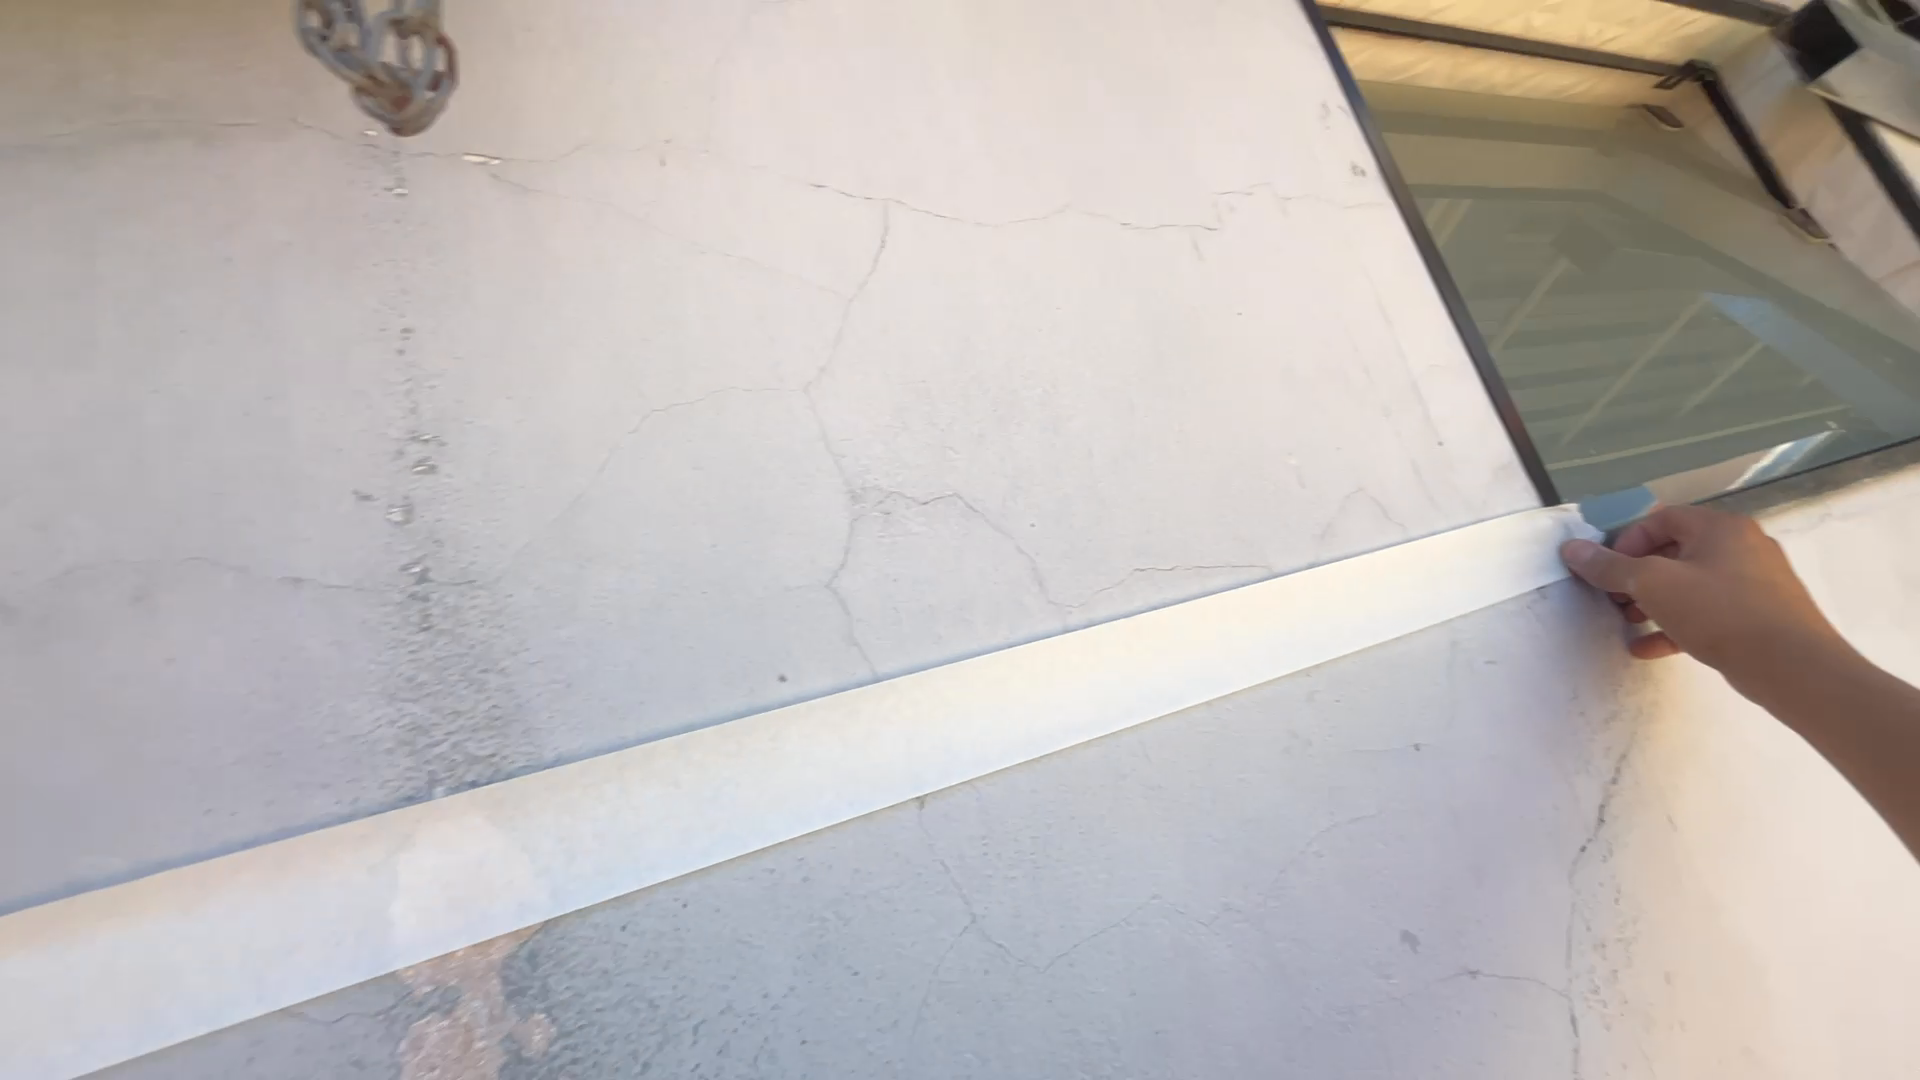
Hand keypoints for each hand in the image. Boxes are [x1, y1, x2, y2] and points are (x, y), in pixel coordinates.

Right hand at [1558, 504, 1847, 690]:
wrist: (1793, 667)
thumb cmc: (1718, 612)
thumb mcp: (1650, 584)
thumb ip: (1608, 566)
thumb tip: (1571, 549)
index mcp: (1722, 530)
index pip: (1662, 519)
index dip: (1627, 541)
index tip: (1609, 569)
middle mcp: (1742, 548)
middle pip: (1672, 552)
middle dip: (1634, 575)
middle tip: (1613, 597)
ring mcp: (1754, 583)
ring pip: (1688, 584)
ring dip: (1650, 601)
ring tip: (1628, 622)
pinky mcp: (1758, 615)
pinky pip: (1706, 612)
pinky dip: (1674, 624)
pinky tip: (1646, 647)